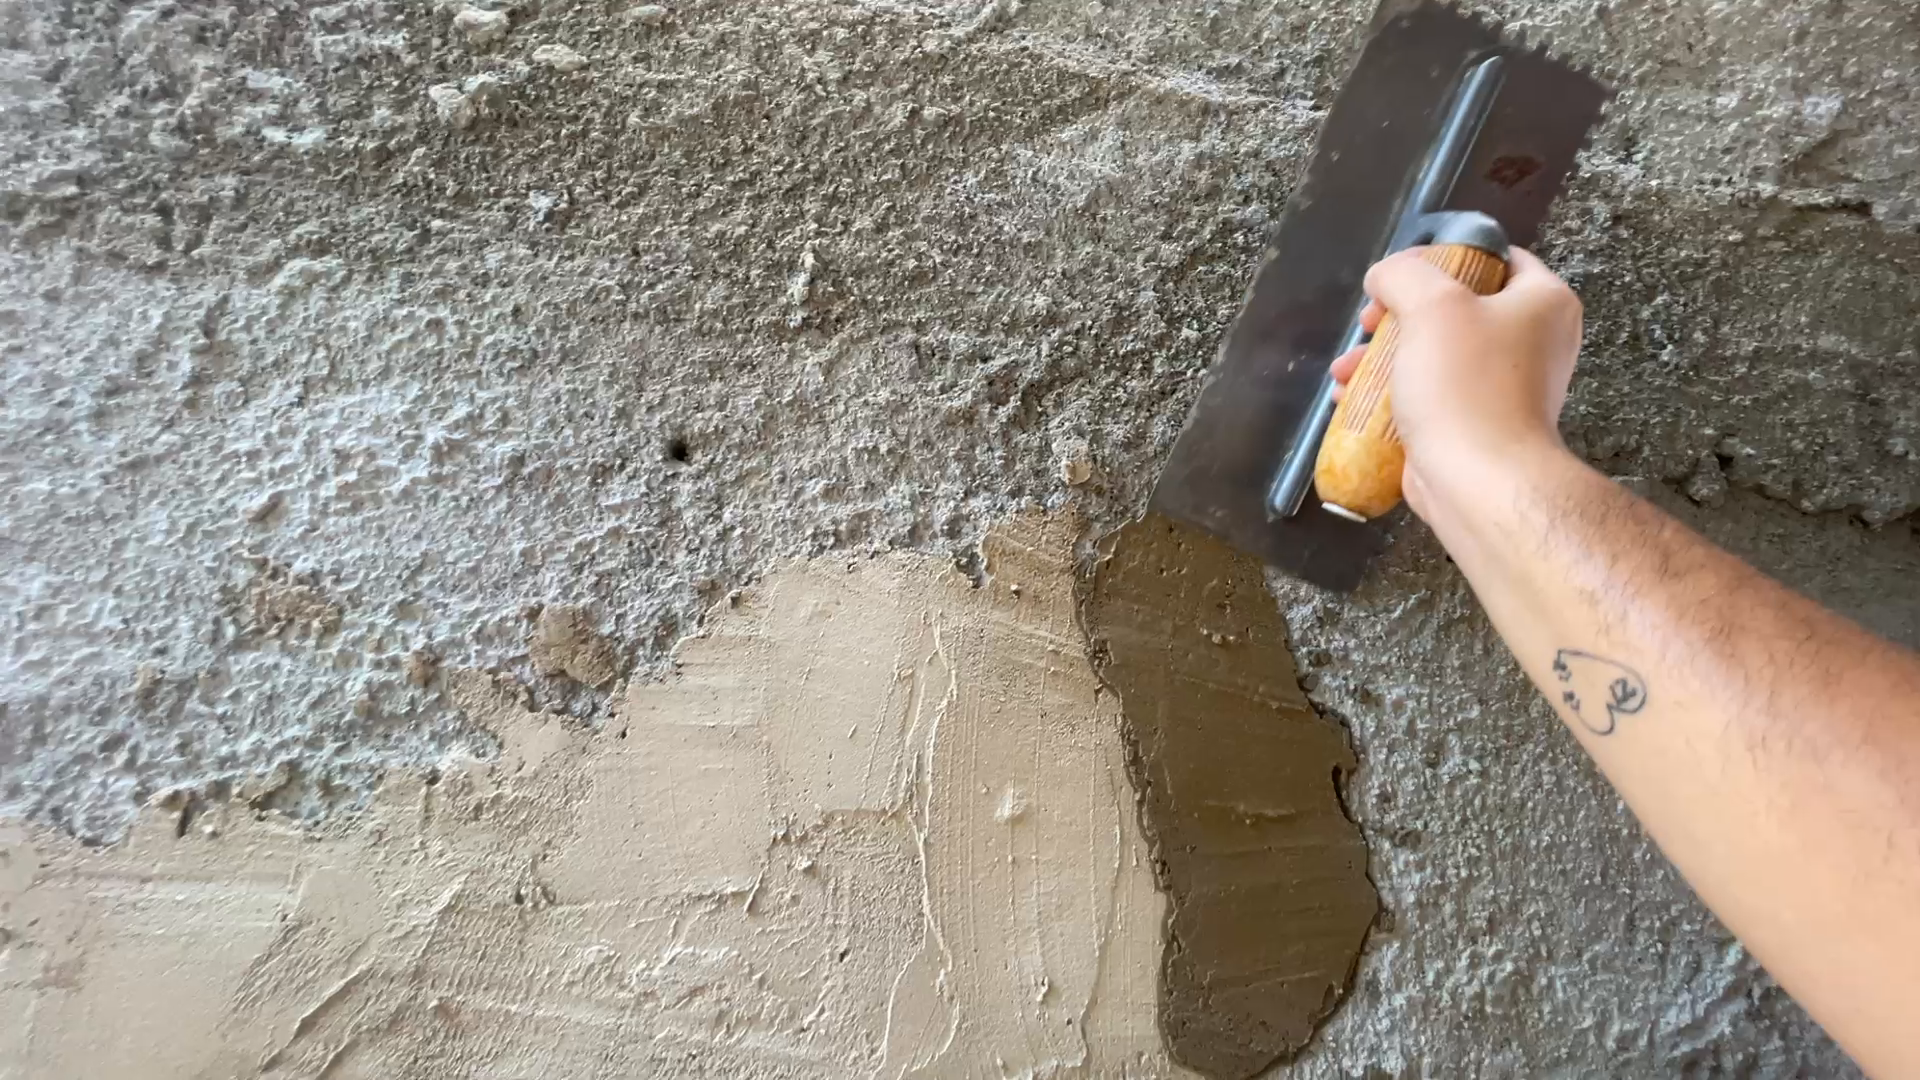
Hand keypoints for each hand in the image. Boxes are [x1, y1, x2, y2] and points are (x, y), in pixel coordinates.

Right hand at [1329, 246, 1582, 521]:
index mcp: (1542, 302)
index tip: (1395, 280)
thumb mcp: (1432, 307)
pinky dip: (1390, 395)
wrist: (1476, 478)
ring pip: (1434, 356)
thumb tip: (1384, 275)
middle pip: (1454, 311)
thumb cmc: (1463, 386)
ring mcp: (1503, 387)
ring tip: (1342, 372)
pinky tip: (1351, 401)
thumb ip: (1405, 275)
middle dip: (1396, 319)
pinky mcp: (1474, 424)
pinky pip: (1429, 396)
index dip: (1440, 262)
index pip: (1495, 260)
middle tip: (1366, 327)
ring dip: (1381, 360)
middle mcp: (1532, 341)